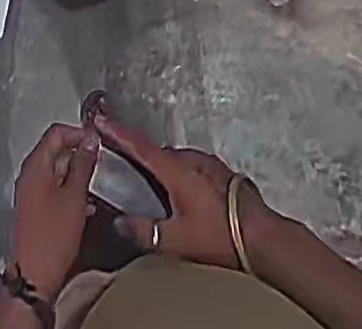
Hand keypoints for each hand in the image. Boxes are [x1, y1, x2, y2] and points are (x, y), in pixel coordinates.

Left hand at [11, 124, 99, 298]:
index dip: (78, 133)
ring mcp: (31, 191)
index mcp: (36, 166)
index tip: (96, 141)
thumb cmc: (52, 239)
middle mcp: (30, 175)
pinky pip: (54, 186)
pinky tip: (84, 201)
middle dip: (78, 153)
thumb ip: (83, 164)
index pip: (56, 133)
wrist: (35, 278)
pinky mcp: (35, 207)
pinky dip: (69, 188)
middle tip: (98, 162)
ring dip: (76, 172)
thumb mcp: (75, 195)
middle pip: (55, 149)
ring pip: (56, 169)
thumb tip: (90, 141)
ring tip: (94, 183)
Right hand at [92, 114, 270, 270]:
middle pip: (154, 150)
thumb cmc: (219, 234)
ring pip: (172, 158)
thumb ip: (145, 230)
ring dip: (156, 161)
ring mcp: (205, 162)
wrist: (260, 233)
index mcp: (176, 170)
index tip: (101, 121)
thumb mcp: (177, 239)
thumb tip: (119, 223)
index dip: (118, 133)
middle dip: (133, 148)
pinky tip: (173, 186)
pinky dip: (173, 168)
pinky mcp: (216, 170)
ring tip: (142, 174)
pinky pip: (187, 164)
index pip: (140, 147)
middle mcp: (189, 159)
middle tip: (115, 149)